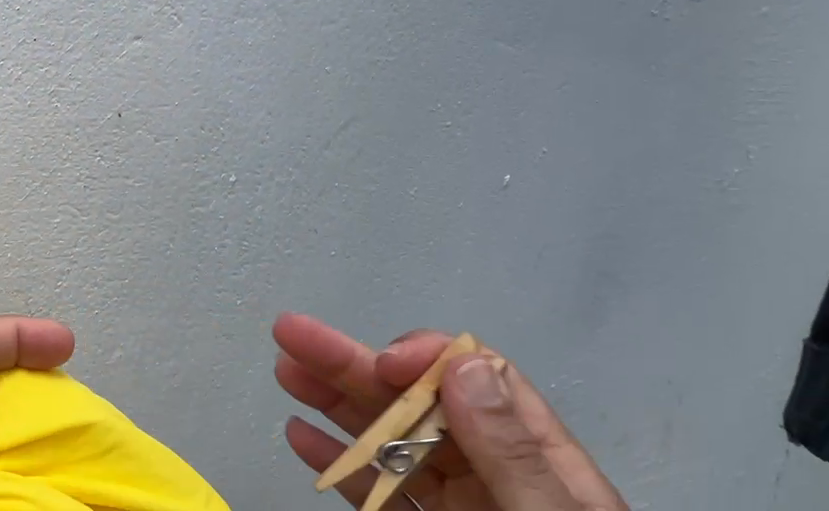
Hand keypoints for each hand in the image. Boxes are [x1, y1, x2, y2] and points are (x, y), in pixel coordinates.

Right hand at [272, 314, 628, 510]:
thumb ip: (514, 456)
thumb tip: (462, 365)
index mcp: (542, 467)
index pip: (481, 382)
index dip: (426, 359)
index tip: (383, 365)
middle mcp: (494, 480)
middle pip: (416, 403)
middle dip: (352, 364)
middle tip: (291, 334)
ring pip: (388, 441)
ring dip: (333, 401)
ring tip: (286, 371)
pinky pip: (377, 497)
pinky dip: (338, 463)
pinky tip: (301, 437)